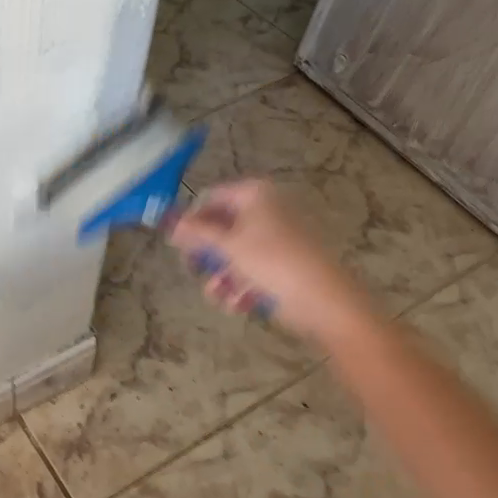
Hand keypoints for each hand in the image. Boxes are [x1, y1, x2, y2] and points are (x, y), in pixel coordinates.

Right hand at [167, 178, 371, 340]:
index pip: (211, 198)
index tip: (176, 243)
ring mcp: (278, 237)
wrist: (326, 299)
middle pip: (222, 228)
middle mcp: (267, 209)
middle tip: (194, 271)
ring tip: (220, 295)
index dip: (191, 219)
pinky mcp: (285, 263)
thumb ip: (197, 233)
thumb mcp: (228, 246)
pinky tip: (239, 303)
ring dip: (222, 276)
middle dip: (208, 254)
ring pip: (235, 253)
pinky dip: (242, 285)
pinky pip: (254, 268)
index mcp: (255, 194)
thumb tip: (171, 224)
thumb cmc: (273, 262)